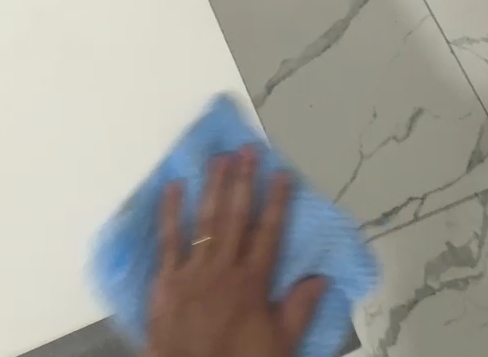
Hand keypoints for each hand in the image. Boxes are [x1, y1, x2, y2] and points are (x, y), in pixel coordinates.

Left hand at [145, 146, 327, 356]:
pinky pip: (168, 239)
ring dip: (213, 186)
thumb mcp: (280, 346)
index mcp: (252, 283)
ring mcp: (193, 270)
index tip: (282, 173)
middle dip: (243, 181)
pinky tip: (175, 186)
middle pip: (235, 217)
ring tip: (219, 157)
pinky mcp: (166, 278)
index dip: (276, 201)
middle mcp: (223, 268)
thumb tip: (320, 278)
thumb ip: (298, 310)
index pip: (268, 233)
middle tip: (247, 150)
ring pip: (205, 220)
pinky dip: (171, 211)